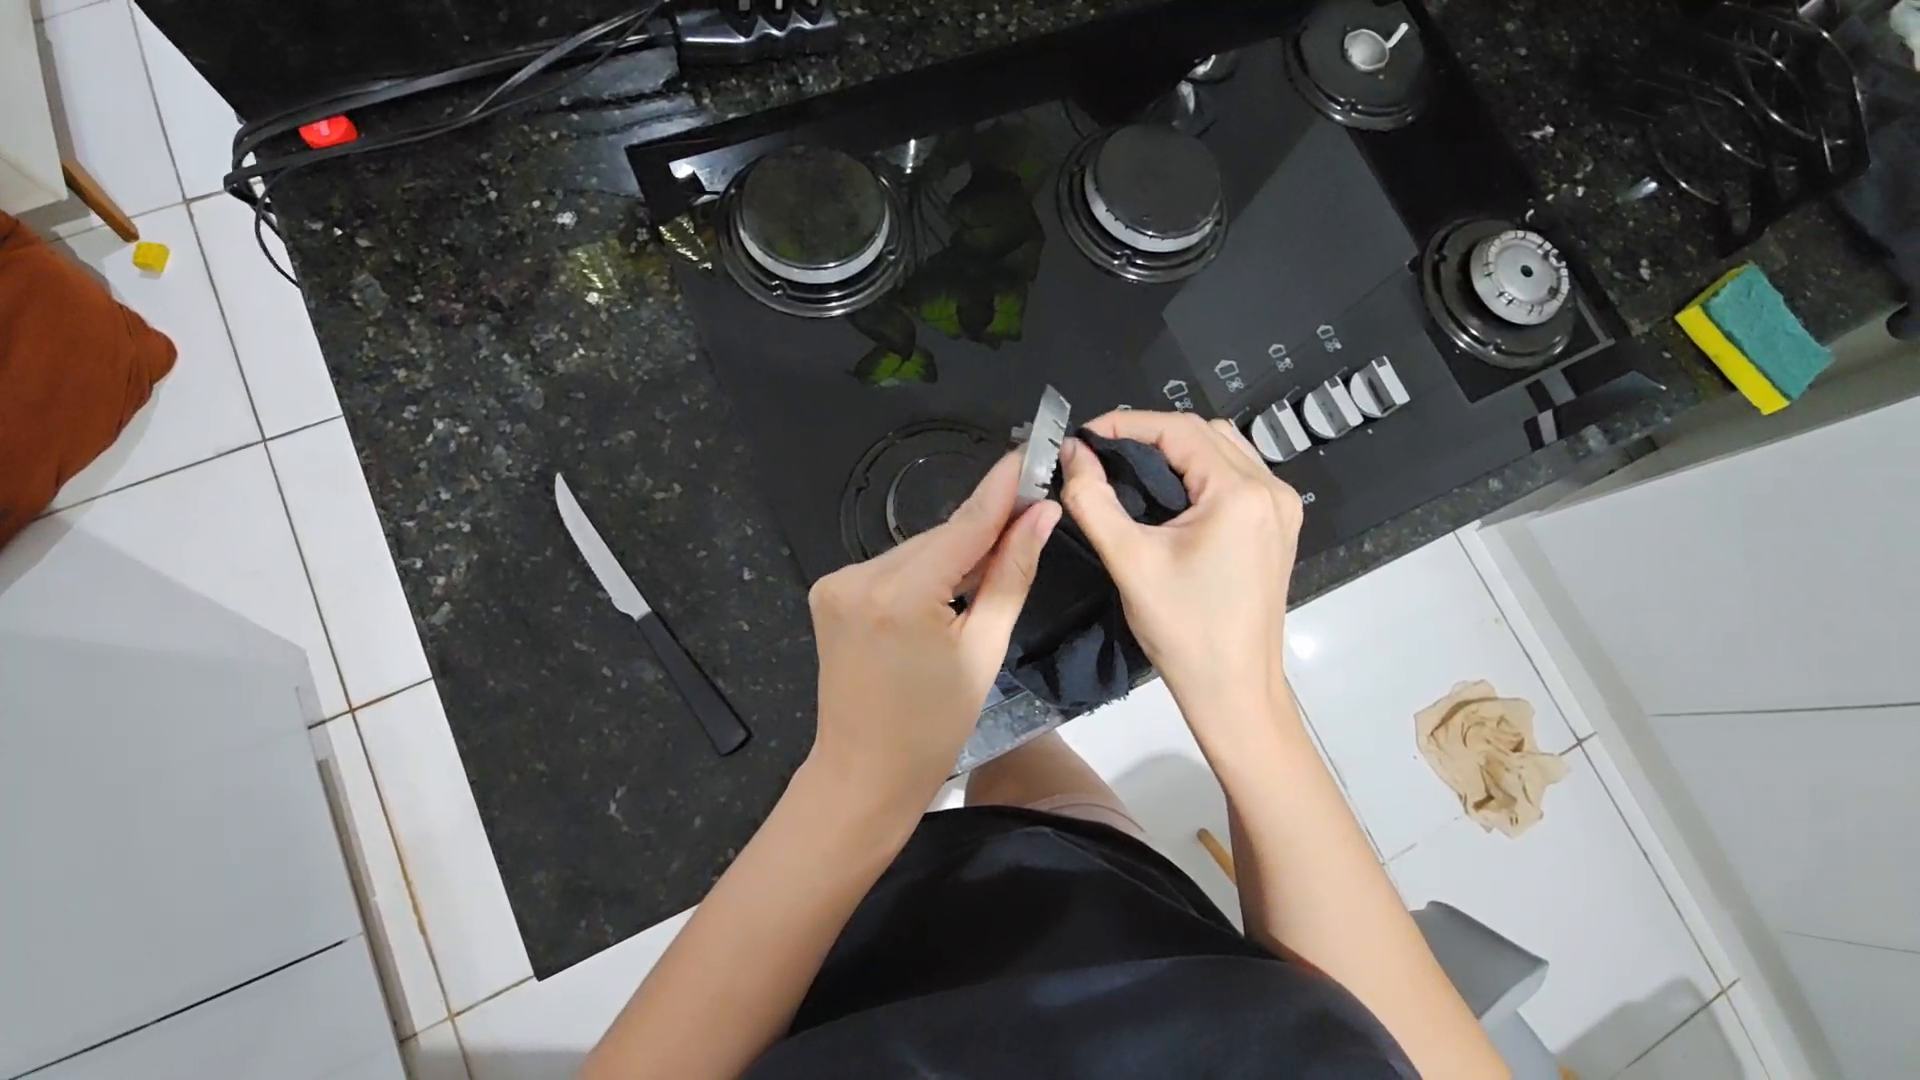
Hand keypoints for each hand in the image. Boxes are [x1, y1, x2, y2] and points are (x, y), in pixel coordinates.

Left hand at [807, 453, 1060, 811]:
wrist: (864, 771)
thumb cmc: (934, 726)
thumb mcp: (984, 651)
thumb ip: (1010, 576)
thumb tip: (1041, 516)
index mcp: (900, 595)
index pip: (964, 525)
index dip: (1001, 489)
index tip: (1030, 454)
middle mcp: (859, 577)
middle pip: (938, 538)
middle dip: (981, 535)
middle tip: (1027, 529)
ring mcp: (837, 583)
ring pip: (915, 551)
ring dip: (952, 557)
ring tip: (982, 584)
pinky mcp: (829, 592)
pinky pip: (892, 568)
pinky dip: (922, 573)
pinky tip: (942, 597)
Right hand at [1060, 411, 1302, 740]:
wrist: (1233, 688)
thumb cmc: (1182, 630)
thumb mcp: (1128, 560)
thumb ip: (1092, 499)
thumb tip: (1071, 452)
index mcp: (1241, 493)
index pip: (1178, 430)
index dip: (1125, 424)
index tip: (1082, 436)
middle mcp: (1271, 489)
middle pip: (1204, 433)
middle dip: (1149, 434)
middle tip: (1101, 453)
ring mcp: (1281, 508)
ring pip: (1223, 450)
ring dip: (1176, 450)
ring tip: (1129, 469)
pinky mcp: (1277, 526)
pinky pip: (1236, 476)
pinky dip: (1199, 471)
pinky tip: (1169, 493)